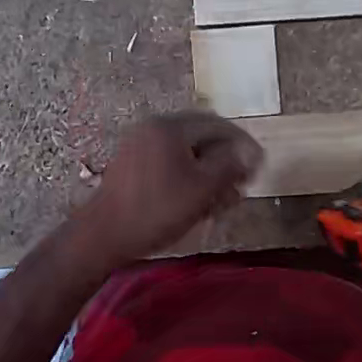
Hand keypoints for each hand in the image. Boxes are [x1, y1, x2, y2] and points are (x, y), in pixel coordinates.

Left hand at [71, 111, 263, 270]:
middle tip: (243, 184)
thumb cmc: (156, 210)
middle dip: (226, 161)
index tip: (259, 167)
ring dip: (209, 172)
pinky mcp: (133, 165)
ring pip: (186, 152)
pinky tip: (199, 201)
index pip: (218, 126)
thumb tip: (252, 151)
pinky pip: (170, 162)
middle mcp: (154, 127)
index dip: (243, 145)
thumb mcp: (201, 189)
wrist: (102, 235)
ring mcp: (140, 145)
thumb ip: (230, 166)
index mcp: (171, 126)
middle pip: (202, 137)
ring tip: (225, 199)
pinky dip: (189, 177)